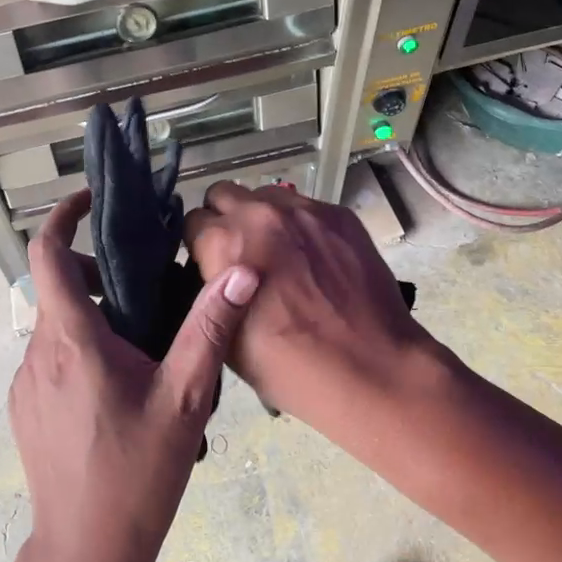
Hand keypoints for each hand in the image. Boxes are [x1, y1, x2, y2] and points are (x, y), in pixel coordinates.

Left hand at [0, 190, 258, 561]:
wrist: (87, 547)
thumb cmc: (137, 471)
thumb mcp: (185, 398)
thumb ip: (210, 328)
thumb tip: (241, 271)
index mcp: (72, 338)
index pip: (49, 252)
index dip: (64, 216)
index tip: (92, 200)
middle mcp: (39, 351)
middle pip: (59, 287)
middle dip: (98, 273)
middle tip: (145, 288)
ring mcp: (25, 380)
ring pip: (56, 324)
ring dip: (91, 315)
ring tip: (141, 344)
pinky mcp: (23, 405)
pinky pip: (50, 357)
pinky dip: (78, 349)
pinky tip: (117, 387)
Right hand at [183, 182, 442, 436]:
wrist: (370, 367)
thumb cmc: (289, 367)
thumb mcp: (224, 336)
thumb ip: (209, 290)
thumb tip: (210, 270)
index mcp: (223, 244)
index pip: (191, 222)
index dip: (198, 245)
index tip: (210, 263)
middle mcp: (258, 215)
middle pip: (221, 194)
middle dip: (224, 219)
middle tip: (239, 252)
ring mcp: (302, 210)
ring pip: (264, 195)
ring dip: (261, 217)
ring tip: (277, 252)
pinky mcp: (338, 214)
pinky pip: (304, 207)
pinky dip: (298, 225)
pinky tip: (312, 259)